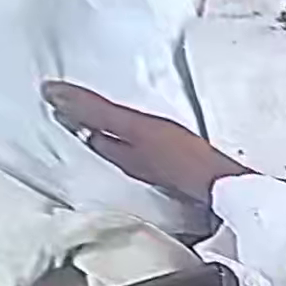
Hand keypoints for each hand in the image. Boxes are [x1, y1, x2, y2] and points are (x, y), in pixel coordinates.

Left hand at [42, 81, 247, 202]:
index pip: (96, 138)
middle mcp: (144, 174)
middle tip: (90, 125)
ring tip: (127, 141)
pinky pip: (167, 174)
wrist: (236, 193)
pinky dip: (159, 165)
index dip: (80, 123)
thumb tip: (49, 93)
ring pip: (141, 164)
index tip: (65, 111)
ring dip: (131, 153)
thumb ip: (97, 112)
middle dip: (104, 139)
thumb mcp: (137, 128)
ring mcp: (171, 184)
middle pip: (117, 154)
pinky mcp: (196, 190)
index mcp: (127, 158)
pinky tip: (166, 163)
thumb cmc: (187, 159)